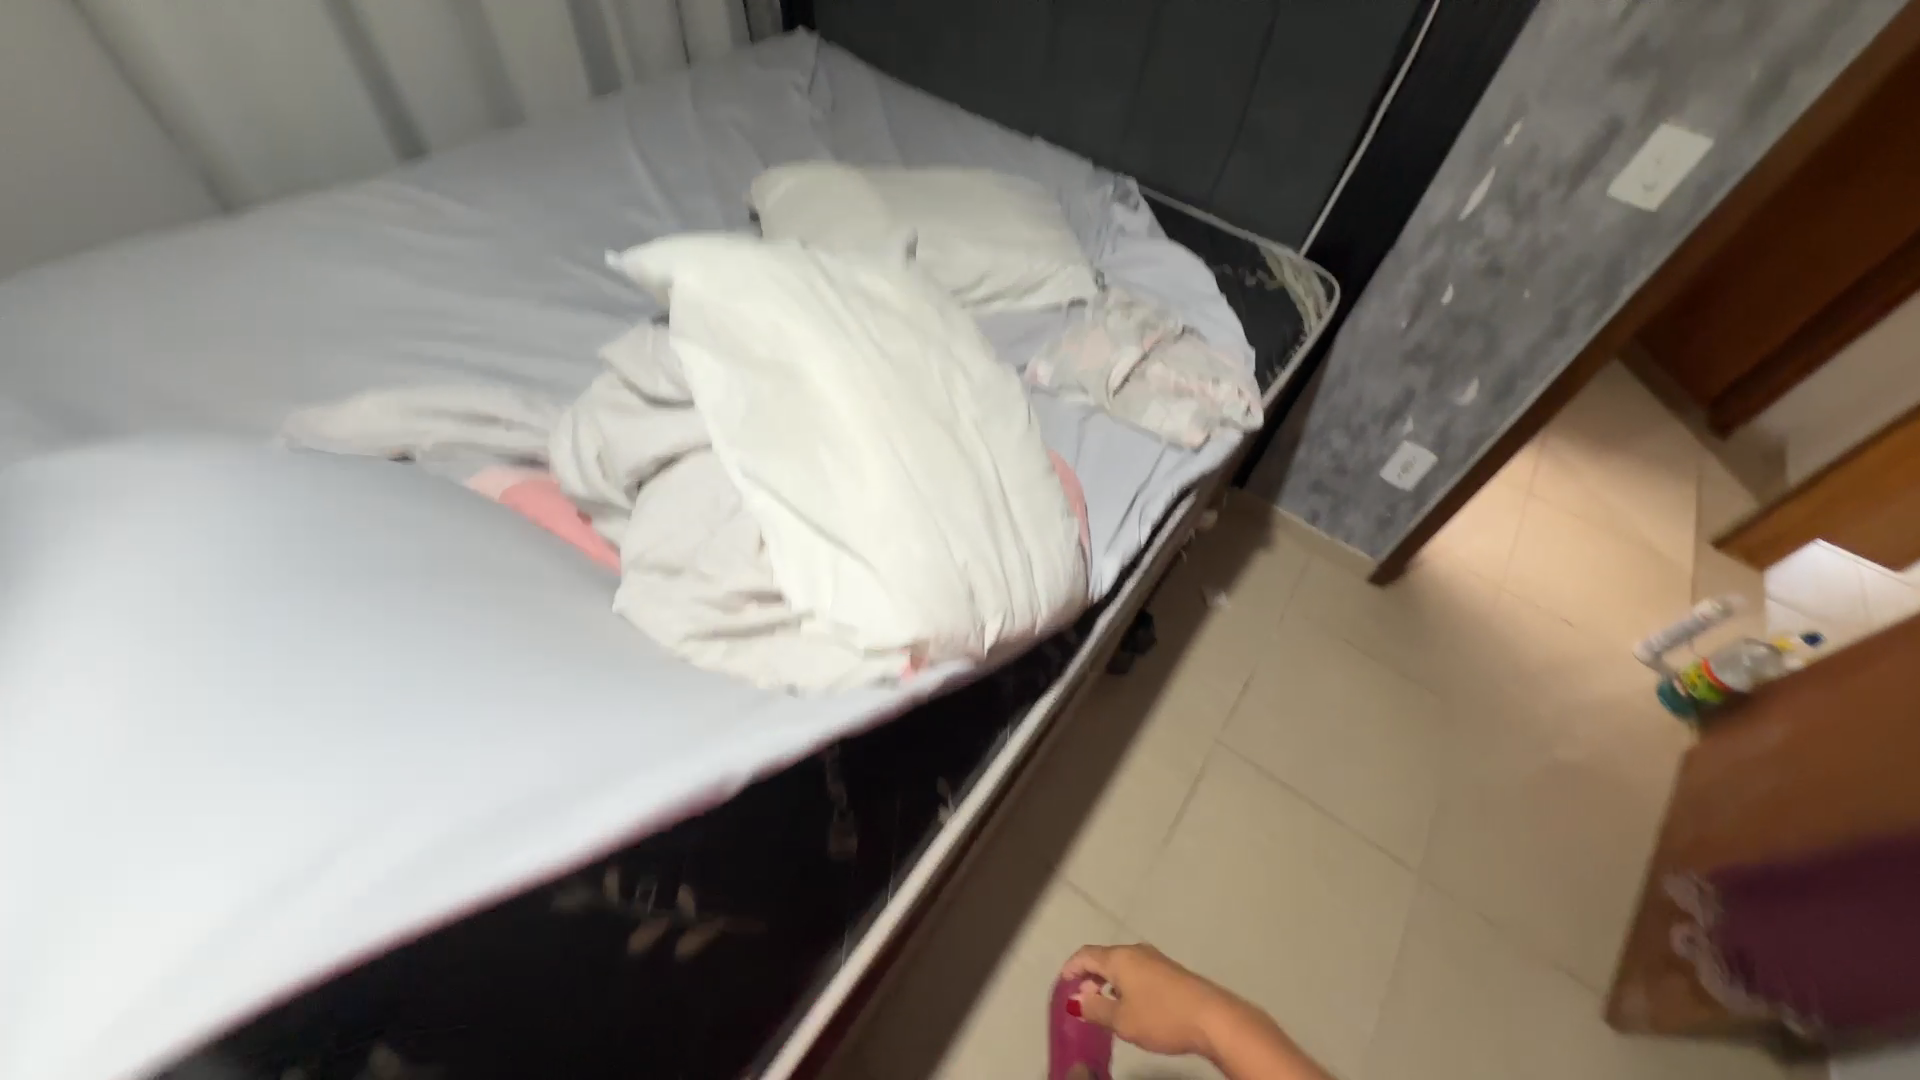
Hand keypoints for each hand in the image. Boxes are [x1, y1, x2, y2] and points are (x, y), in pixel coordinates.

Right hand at [1058, 943, 1234, 1058]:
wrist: (1211, 1016)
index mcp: (1119, 958)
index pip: (1086, 954)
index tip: (1063, 983)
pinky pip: (1138, 972)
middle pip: (1104, 958)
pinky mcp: (1170, 971)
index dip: (1071, 967)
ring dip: (1109, 982)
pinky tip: (1131, 1005)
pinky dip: (1126, 985)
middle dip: (1090, 976)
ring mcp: (1155, 959)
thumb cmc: (1161, 1016)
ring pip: (1122, 966)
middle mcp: (1135, 951)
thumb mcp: (1122, 1020)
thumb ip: (1095, 1009)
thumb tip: (1076, 1000)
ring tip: (1105, 1006)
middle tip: (1082, 999)